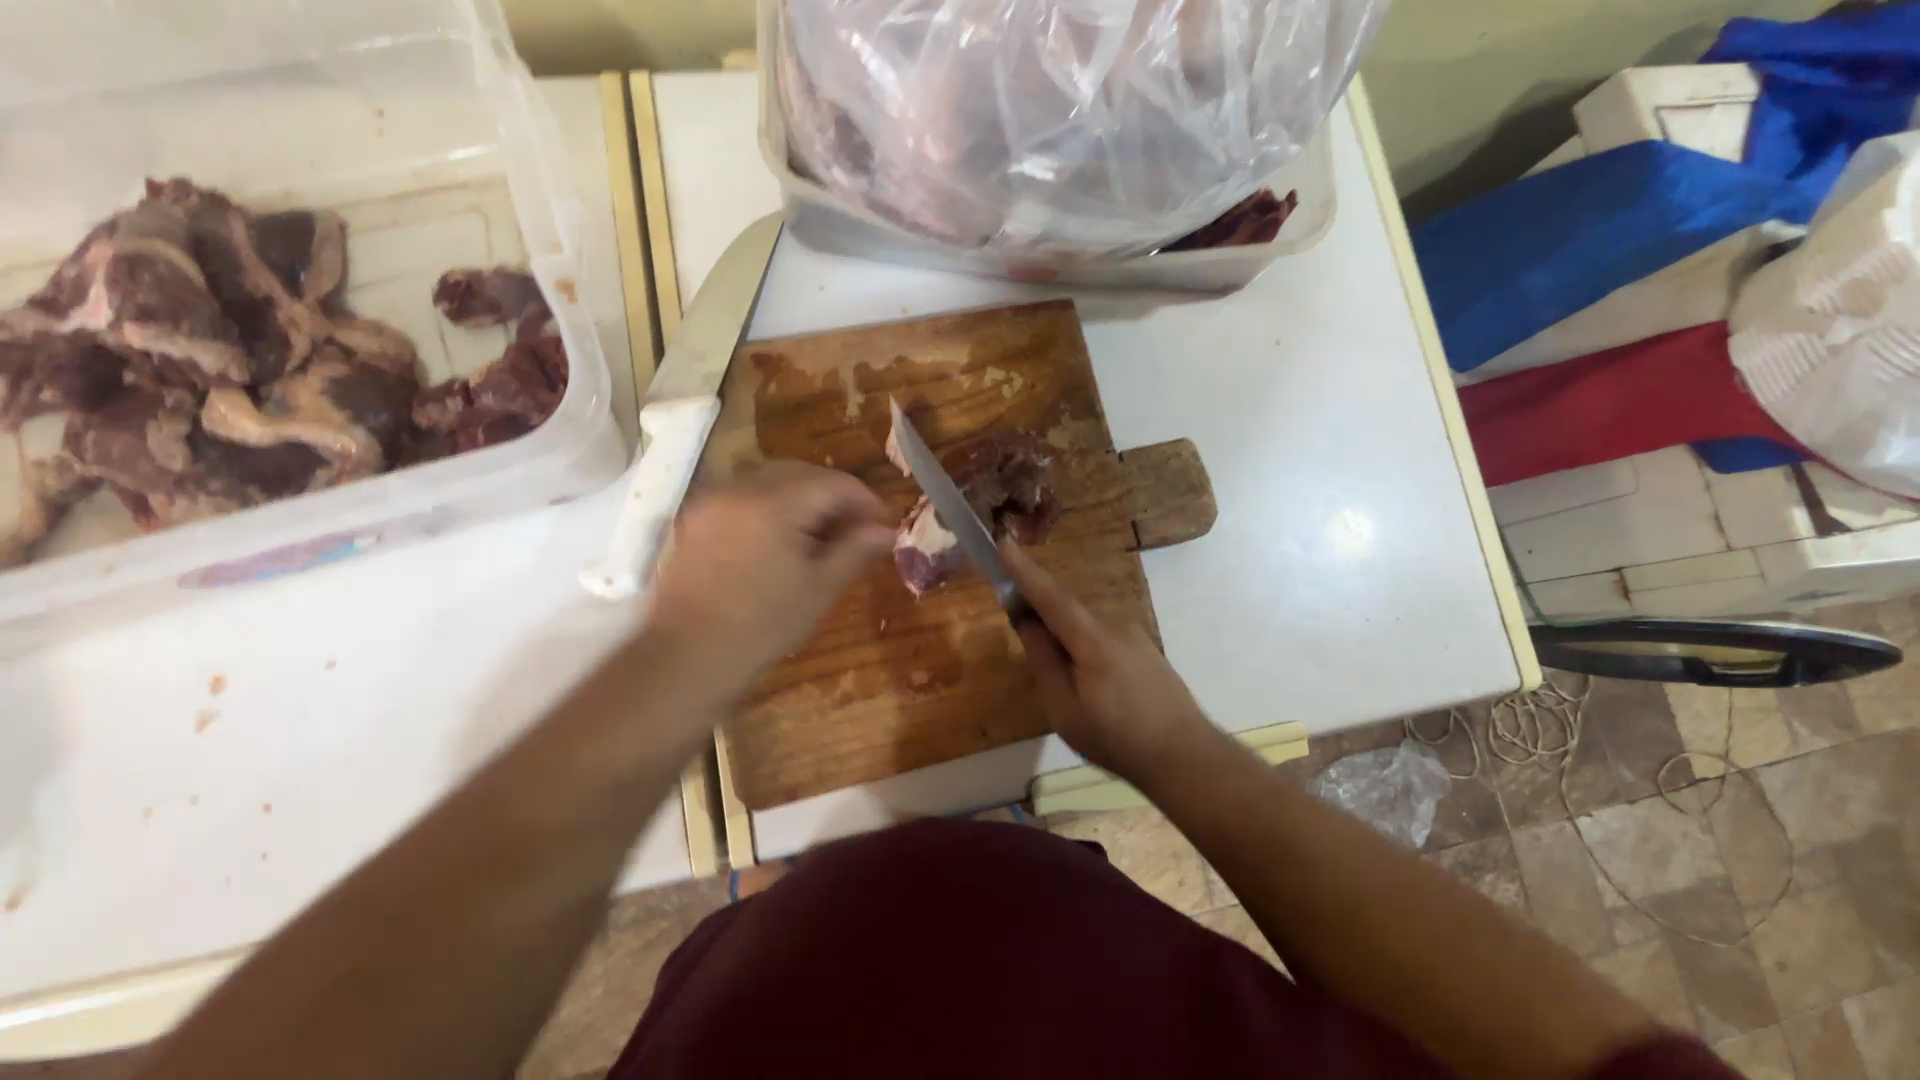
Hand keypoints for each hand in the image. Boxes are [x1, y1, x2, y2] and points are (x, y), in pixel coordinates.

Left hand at [645, 462, 892, 699]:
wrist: (688, 656)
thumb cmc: (763, 627)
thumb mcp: (819, 590)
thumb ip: (855, 551)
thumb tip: (886, 530)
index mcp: (774, 504)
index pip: (832, 482)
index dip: (863, 498)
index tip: (881, 523)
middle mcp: (739, 489)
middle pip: (799, 472)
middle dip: (832, 494)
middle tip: (854, 528)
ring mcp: (711, 501)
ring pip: (768, 479)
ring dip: (800, 496)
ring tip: (818, 533)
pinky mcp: (695, 519)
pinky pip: (741, 496)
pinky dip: (768, 505)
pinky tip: (780, 539)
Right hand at [1000, 540, 1217, 778]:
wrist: (1185, 756)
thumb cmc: (1117, 739)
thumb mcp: (1064, 709)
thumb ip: (1043, 660)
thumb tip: (1025, 620)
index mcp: (1094, 640)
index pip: (1051, 597)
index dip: (1024, 571)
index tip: (1003, 542)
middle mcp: (1116, 627)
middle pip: (1067, 612)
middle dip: (1040, 616)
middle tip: (1019, 637)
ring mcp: (1135, 637)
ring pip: (1085, 629)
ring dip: (1064, 641)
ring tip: (1063, 686)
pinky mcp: (1145, 650)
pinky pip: (1101, 640)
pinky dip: (1083, 650)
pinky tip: (1088, 689)